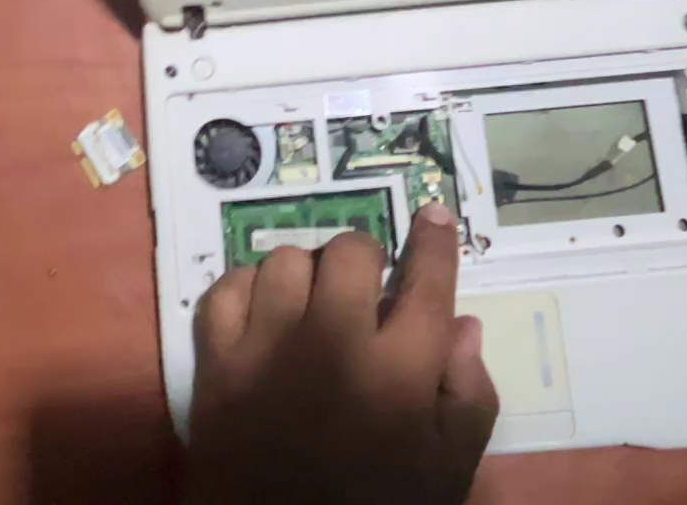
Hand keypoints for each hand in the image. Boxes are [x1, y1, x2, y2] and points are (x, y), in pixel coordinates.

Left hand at [182, 203, 498, 504]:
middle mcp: (334, 343)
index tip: (432, 213)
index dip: (434, 241)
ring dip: (303, 276)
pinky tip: (260, 319)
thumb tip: (463, 324)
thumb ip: (468, 396)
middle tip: (362, 289)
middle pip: (350, 252)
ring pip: (286, 260)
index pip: (427, 283)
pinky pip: (227, 288)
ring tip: (308, 307)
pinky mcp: (218, 361)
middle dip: (363, 261)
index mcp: (400, 374)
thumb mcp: (447, 471)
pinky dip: (245, 293)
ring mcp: (269, 347)